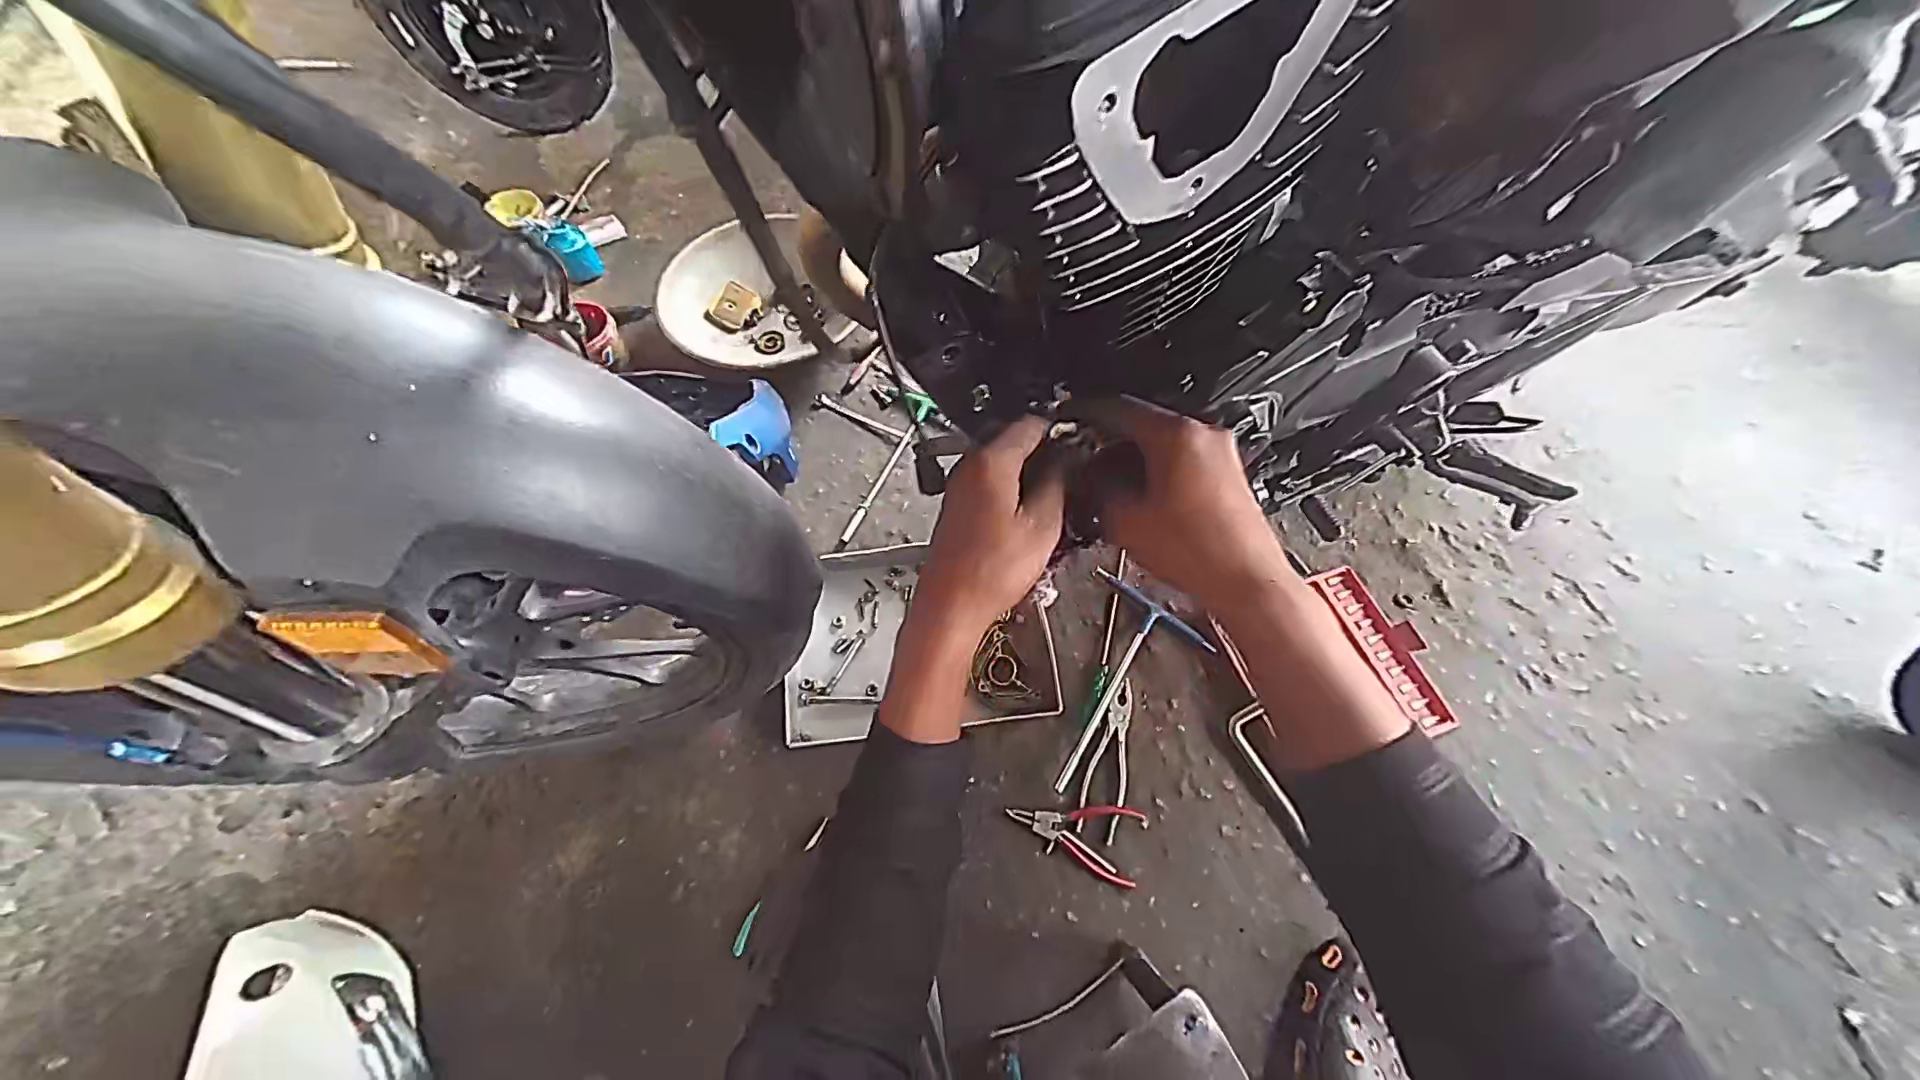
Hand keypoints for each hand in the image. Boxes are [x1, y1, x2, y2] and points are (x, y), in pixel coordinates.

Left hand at [914, 416, 1067, 636]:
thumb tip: (1066, 462)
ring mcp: (959, 487)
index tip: (1077, 441)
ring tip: (1051, 498)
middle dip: (1043, 452)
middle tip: (1069, 472)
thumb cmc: (988, 573)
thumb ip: (1057, 483)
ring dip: (1027, 473)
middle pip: (1013, 440)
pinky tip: (1026, 516)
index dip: (1060, 430)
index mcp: (991, 462)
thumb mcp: (1042, 526)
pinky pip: (990, 485)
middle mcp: (969, 467)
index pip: (1030, 423)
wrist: (951, 605)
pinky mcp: (958, 507)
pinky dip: (1010, 491)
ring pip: (1001, 463)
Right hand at [1087, 398, 1294, 614]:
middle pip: (1143, 424)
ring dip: (1133, 460)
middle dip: (1109, 444)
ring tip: (1110, 488)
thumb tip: (1087, 474)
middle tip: (1085, 464)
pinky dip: (1157, 472)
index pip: (1119, 408)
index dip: (1087, 413)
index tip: (1071, 419)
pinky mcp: (1227, 476)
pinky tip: (1141, 500)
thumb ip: (1098, 486)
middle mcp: (1203, 436)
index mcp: (1177, 435)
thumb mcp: (1126, 520)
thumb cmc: (1198, 552)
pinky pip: (1182, 461)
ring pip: (1163, 444)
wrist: (1245, 581)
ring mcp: (1219, 455)